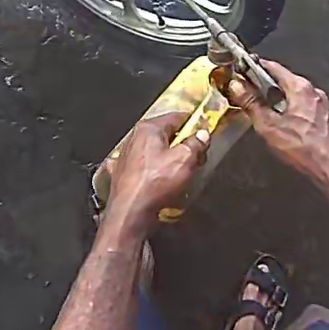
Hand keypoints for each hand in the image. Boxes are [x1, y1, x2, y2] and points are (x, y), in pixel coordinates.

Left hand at [99, 111, 208, 238]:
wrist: (130, 212)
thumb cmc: (155, 183)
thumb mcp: (185, 160)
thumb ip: (195, 143)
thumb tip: (202, 134)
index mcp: (148, 128)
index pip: (176, 117)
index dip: (193, 124)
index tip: (204, 133)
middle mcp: (135, 138)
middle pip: (165, 134)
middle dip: (183, 144)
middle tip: (197, 157)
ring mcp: (127, 155)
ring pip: (155, 151)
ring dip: (170, 159)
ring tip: (182, 173)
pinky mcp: (124, 173)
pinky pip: (145, 167)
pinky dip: (155, 171)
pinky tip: (162, 181)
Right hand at [224, 58, 328, 188]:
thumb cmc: (307, 150)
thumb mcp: (268, 126)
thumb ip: (251, 104)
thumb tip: (238, 87)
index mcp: (300, 88)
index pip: (274, 67)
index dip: (256, 67)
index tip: (245, 69)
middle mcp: (315, 93)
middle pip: (286, 82)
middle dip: (267, 87)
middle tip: (251, 95)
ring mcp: (323, 107)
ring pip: (296, 97)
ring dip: (281, 102)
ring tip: (267, 116)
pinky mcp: (327, 121)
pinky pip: (306, 110)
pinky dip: (293, 113)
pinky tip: (287, 128)